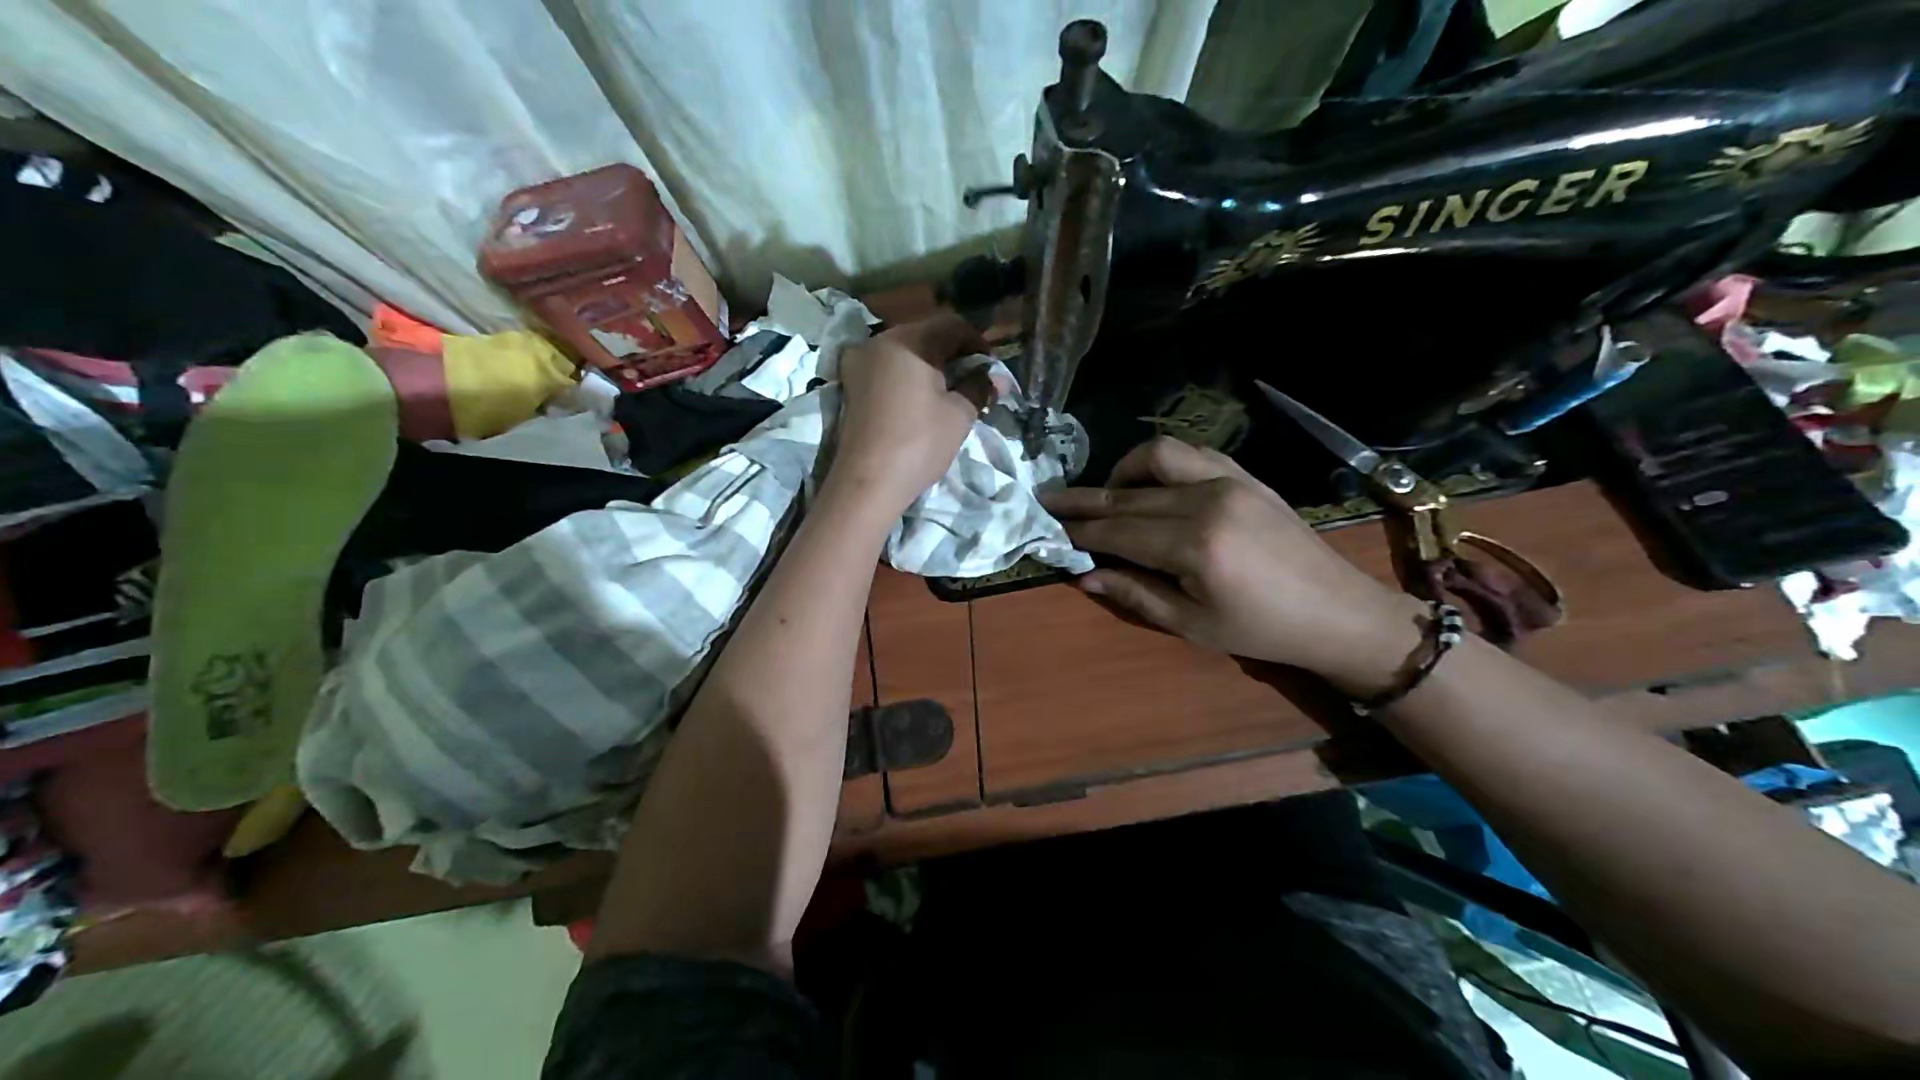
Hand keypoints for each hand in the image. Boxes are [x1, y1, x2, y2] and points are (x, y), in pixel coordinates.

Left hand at [832, 314, 989, 511]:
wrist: (868, 482)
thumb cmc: (919, 443)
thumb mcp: (959, 414)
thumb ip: (979, 387)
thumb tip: (996, 378)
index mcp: (909, 340)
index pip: (952, 325)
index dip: (978, 344)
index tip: (992, 370)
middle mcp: (880, 341)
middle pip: (926, 334)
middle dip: (954, 353)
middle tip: (975, 381)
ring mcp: (861, 362)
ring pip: (906, 351)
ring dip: (931, 365)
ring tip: (951, 392)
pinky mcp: (852, 384)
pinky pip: (889, 368)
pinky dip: (909, 376)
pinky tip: (923, 399)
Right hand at [1041, 436, 1425, 695]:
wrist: (1334, 610)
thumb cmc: (1260, 629)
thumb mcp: (1191, 624)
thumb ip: (1134, 593)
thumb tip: (1082, 574)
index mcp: (1194, 546)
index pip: (1118, 530)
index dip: (1079, 529)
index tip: (1047, 525)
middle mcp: (1207, 502)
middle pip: (1128, 495)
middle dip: (1084, 499)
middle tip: (1050, 499)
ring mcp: (1228, 481)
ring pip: (1156, 458)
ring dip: (1121, 471)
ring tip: (1103, 493)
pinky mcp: (1244, 475)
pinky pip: (1191, 453)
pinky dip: (1160, 462)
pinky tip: (1148, 482)